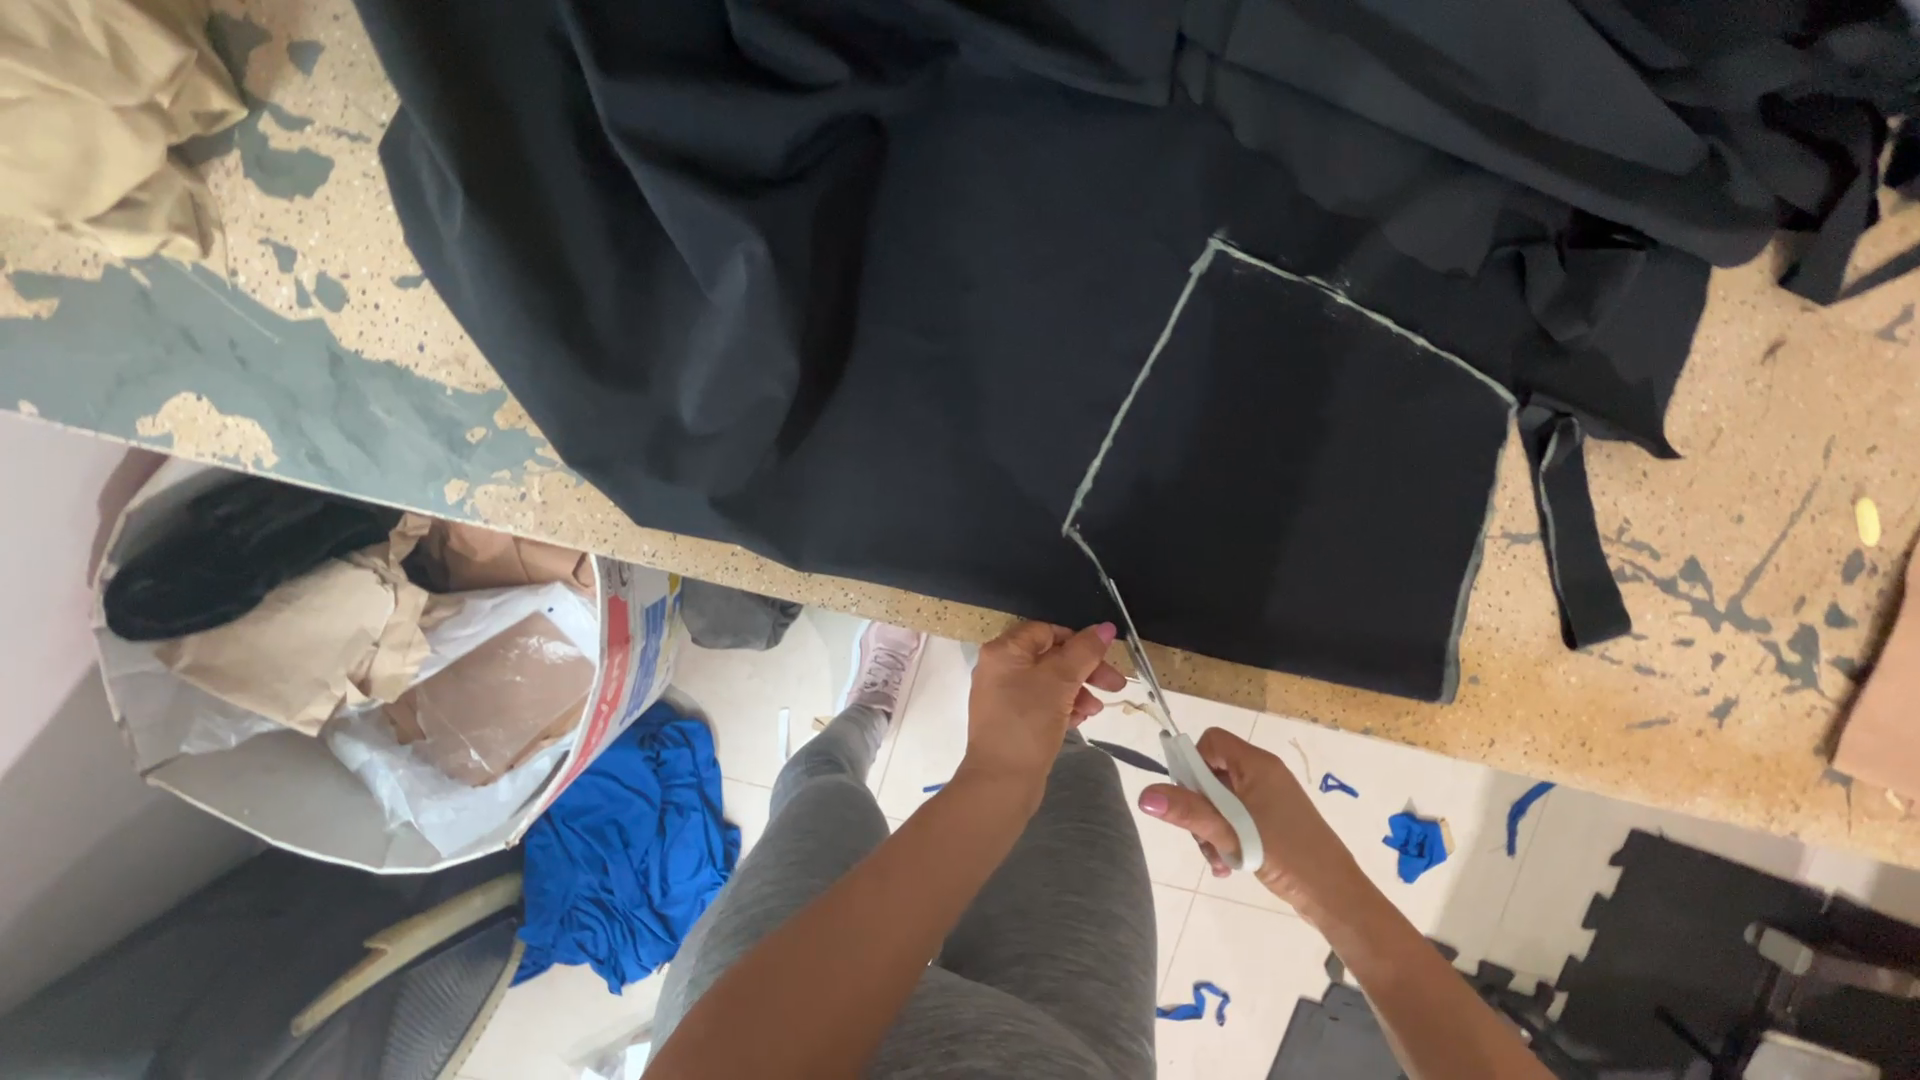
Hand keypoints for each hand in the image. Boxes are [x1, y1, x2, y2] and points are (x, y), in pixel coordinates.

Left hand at [957, 621, 1125, 798]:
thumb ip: (1084, 651)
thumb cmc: (1028, 722)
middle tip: (1116, 685)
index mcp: (1004, 651)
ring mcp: (1004, 696)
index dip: (1078, 640)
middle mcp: (999, 668)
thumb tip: (1105, 627)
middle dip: (1085, 669)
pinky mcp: (1012, 720)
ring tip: (1096, 710)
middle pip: (1050, 656)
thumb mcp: (1060, 681)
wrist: (1002, 781)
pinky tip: (1080, 720)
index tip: (1104, 656)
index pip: (1046, 631)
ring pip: (1050, 682)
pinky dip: (1064, 707)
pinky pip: (1043, 703)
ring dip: (1078, 690)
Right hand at [1137, 729, 1362, 911]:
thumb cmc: (1286, 855)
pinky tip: (1227, 865)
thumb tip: (1145, 795)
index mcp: (1256, 765)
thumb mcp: (1230, 832)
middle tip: (1202, 837)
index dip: (1193, 764)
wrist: (1336, 896)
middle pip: (1211, 774)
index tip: (1188, 797)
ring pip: (1220, 801)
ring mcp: (1269, 798)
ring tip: (1217, 859)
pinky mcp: (1273, 821)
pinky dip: (1226, 838)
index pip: (1211, 742)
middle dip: (1198, 807)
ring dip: (1210, 829)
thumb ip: (1187, 811)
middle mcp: (1262, 775)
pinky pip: (1236, 818)